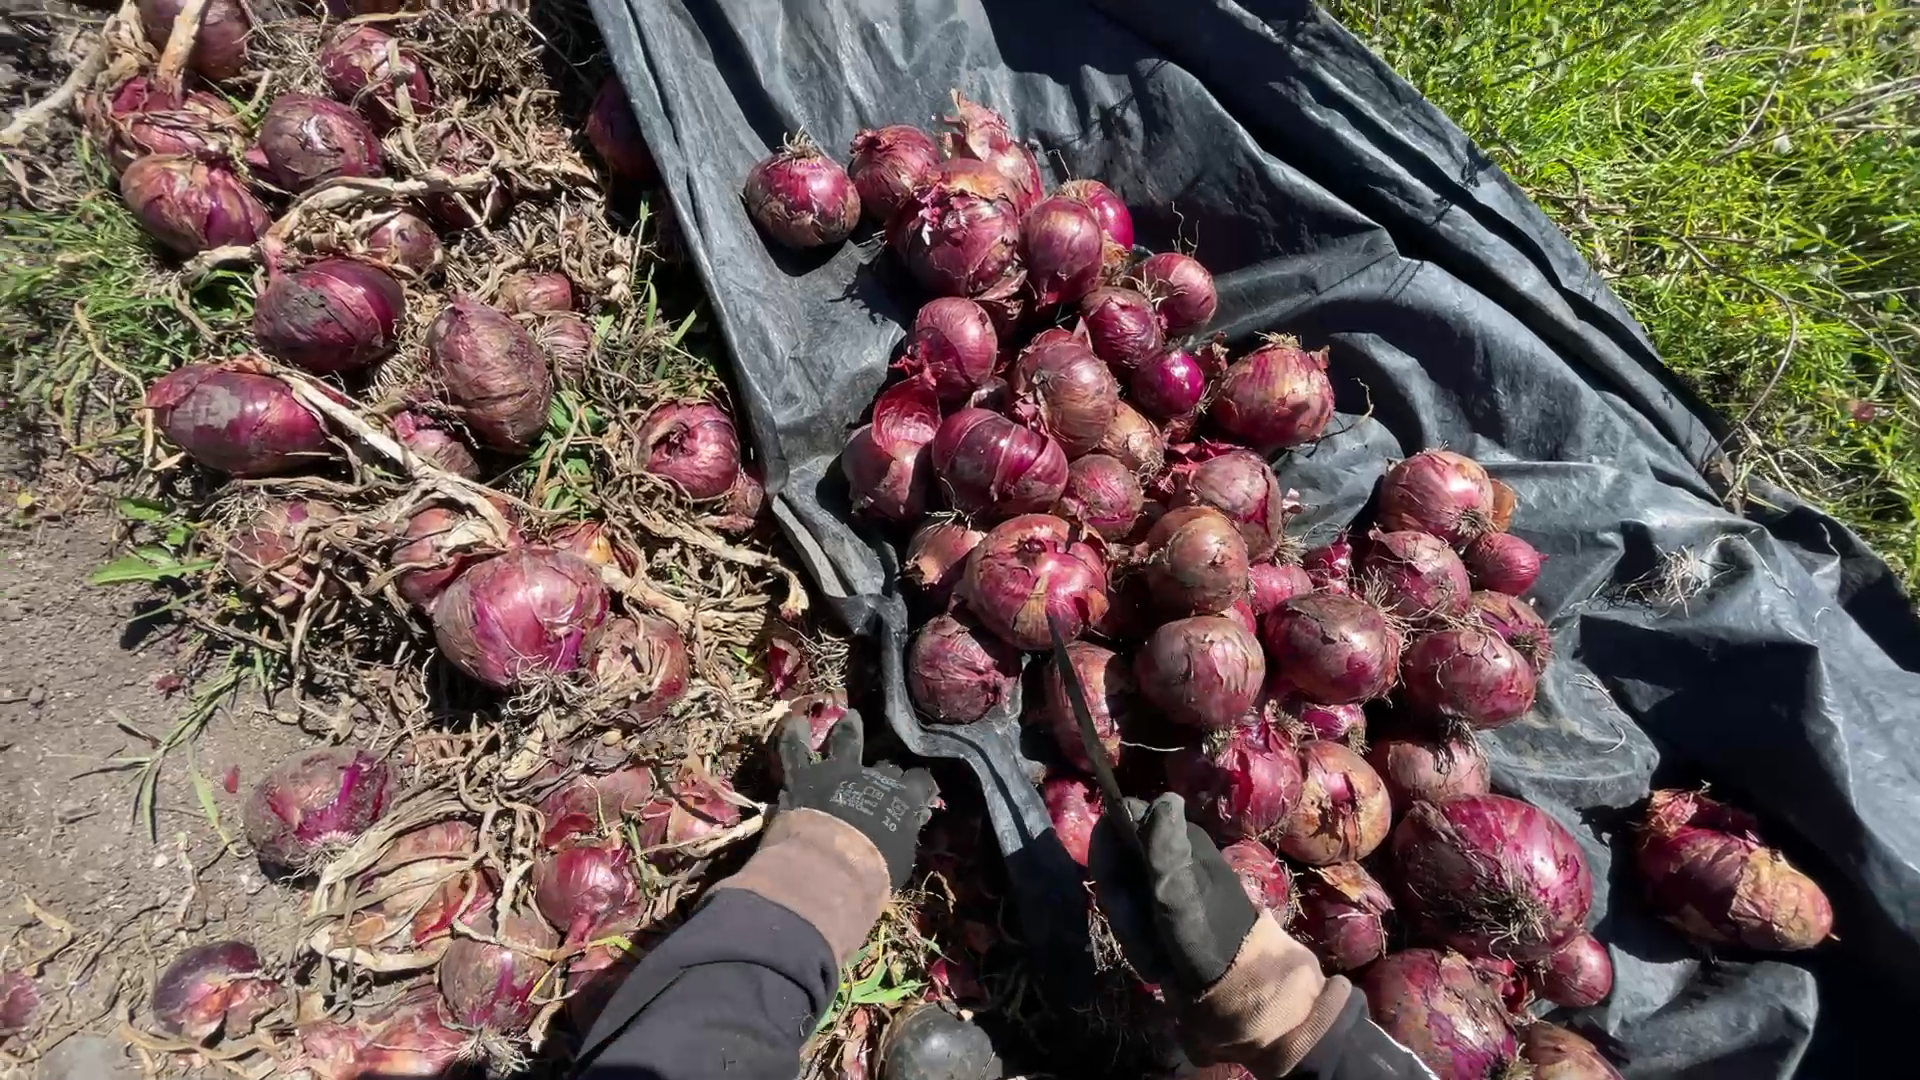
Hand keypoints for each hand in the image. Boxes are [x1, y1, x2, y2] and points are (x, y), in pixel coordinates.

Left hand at [777, 710, 935, 888]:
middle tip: (884, 771)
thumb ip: (903, 837)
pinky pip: (797, 751)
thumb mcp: (899, 860)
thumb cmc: (870, 874)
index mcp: (902, 798)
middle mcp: (873, 776)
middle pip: (885, 765)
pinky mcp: (806, 776)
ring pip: (846, 742)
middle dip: (886, 768)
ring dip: (848, 731)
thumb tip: (910, 825)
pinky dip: (795, 738)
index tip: (921, 791)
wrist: (827, 867)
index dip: (921, 785)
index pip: (920, 781)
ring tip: (849, 719)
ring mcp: (839, 771)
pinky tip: (794, 725)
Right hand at [1088, 794, 1257, 994]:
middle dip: (1117, 898)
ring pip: (1120, 888)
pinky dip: (1136, 936)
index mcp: (1176, 836)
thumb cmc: (1207, 934)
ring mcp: (1164, 881)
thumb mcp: (1180, 890)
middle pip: (1116, 856)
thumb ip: (1164, 844)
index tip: (1110, 885)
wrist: (1236, 991)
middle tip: (1134, 929)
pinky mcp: (1162, 908)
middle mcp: (1168, 851)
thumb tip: (1167, 795)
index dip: (1106, 849)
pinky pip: (1131, 913)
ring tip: (1150, 951)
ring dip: (1127, 924)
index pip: (1120, 818)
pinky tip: (1153, 957)